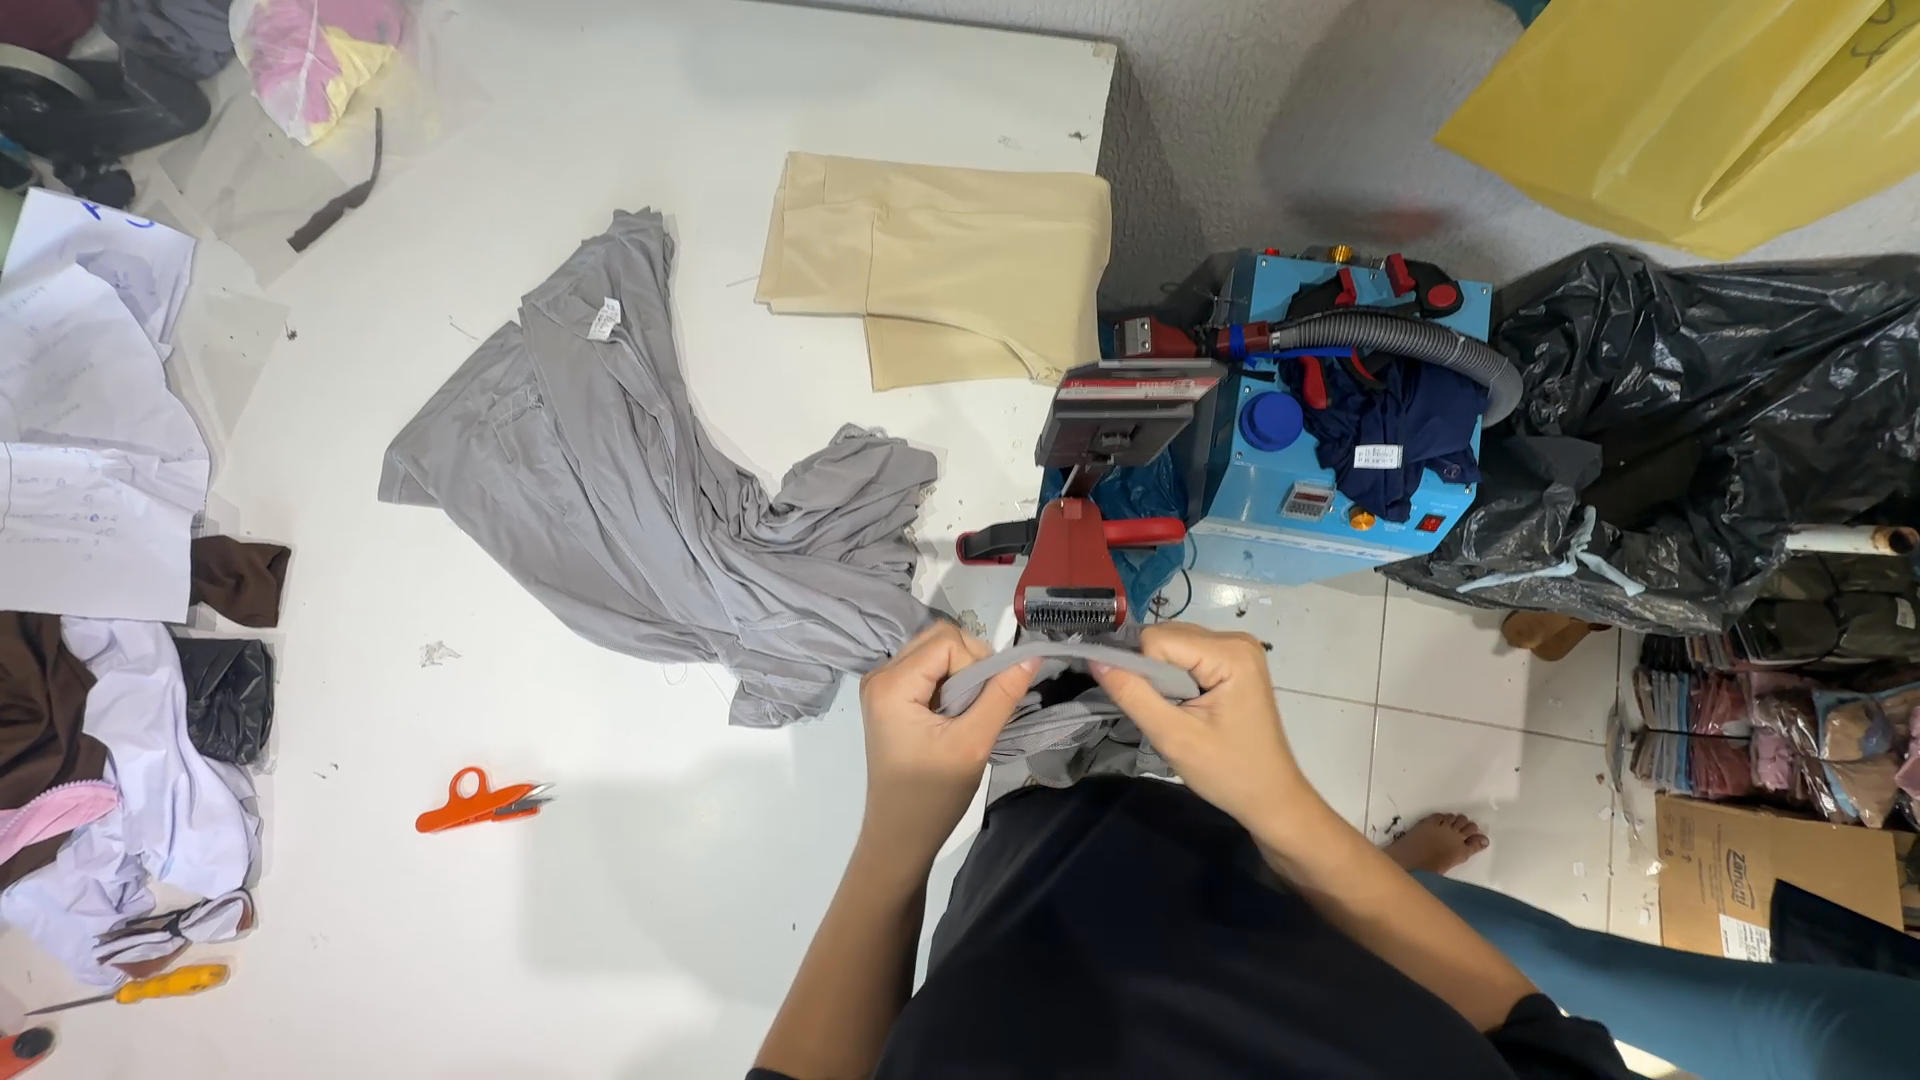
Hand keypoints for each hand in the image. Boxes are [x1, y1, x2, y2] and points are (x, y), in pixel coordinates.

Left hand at [857, 621, 1037, 861]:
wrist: (900, 836)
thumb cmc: (932, 796)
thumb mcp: (973, 744)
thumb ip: (1001, 695)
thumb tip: (1030, 657)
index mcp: (891, 683)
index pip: (948, 641)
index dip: (976, 664)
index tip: (983, 704)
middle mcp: (880, 674)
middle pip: (939, 639)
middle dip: (970, 664)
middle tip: (979, 706)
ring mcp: (882, 685)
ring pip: (936, 651)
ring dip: (961, 674)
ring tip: (967, 713)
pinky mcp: (890, 697)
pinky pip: (928, 668)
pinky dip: (950, 682)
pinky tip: (954, 714)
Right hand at [1091, 622, 1315, 829]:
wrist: (1271, 797)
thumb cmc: (1228, 773)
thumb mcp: (1173, 737)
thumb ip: (1132, 695)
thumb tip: (1095, 661)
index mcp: (1230, 654)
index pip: (1157, 640)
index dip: (1141, 671)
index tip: (1150, 707)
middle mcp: (1236, 639)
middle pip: (1164, 637)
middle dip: (1152, 671)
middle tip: (1165, 712)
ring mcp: (1238, 647)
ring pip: (1171, 643)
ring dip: (1162, 674)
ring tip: (1177, 710)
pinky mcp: (1234, 658)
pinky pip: (1186, 652)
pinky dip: (1175, 675)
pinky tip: (1186, 703)